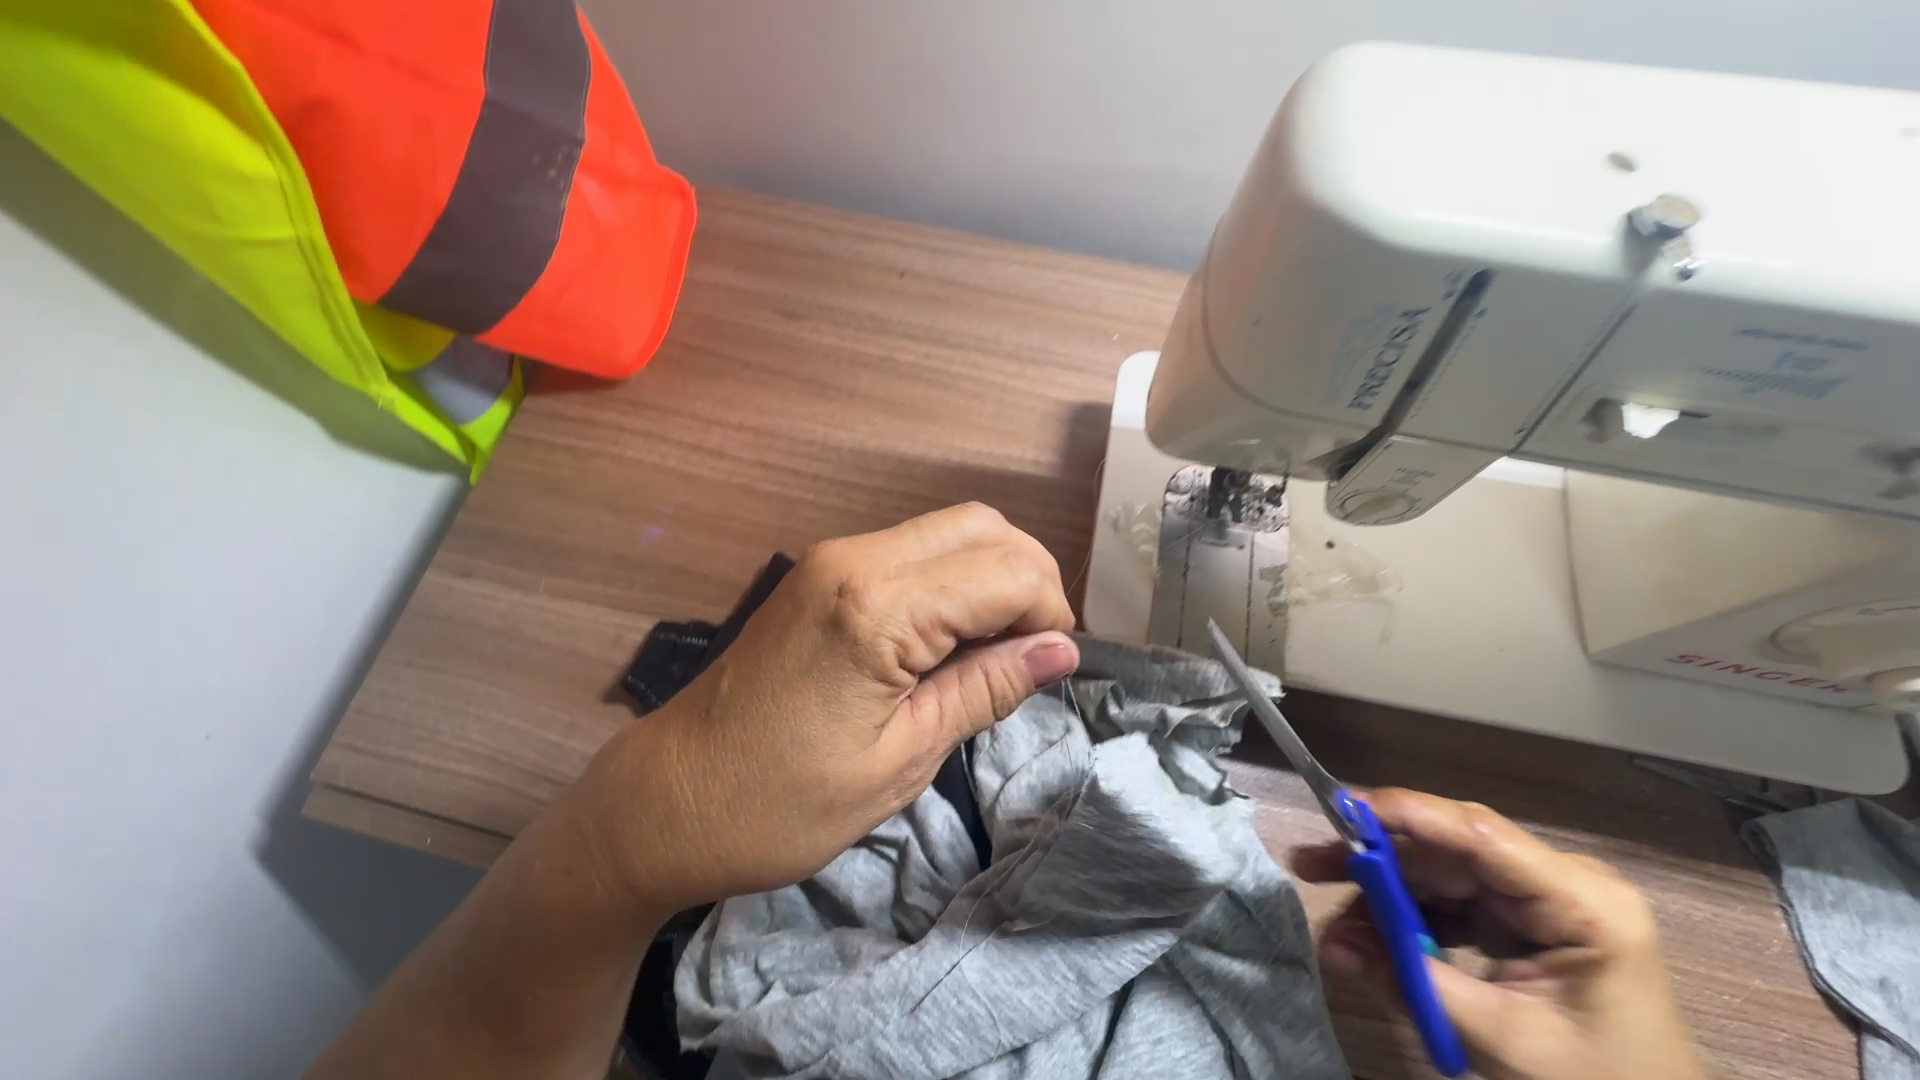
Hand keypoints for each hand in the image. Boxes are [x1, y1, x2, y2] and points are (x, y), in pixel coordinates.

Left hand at [571, 503, 1079, 912]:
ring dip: (992, 577)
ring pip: (951, 529)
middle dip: (1030, 582)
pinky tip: (948, 640)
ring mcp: (831, 557)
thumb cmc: (779, 805)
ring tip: (992, 653)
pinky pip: (913, 550)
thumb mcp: (900, 761)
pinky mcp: (820, 571)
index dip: (1049, 615)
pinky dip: (952, 580)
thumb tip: (1062, 650)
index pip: (1008, 571)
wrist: (666, 801)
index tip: (1048, 670)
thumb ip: (985, 689)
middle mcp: (855, 558)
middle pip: (985, 527)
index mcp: (876, 608)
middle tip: (1028, 656)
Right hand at [1292, 789, 1707, 1079]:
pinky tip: (1369, 938)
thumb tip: (1331, 944)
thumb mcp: (1503, 1039)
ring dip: (1384, 893)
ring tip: (1333, 922)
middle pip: (1448, 848)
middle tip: (1308, 866)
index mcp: (1581, 902)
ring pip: (1440, 871)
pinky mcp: (1521, 917)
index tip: (1338, 809)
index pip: (1479, 834)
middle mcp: (1558, 882)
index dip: (1406, 813)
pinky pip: (1450, 901)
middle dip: (1376, 858)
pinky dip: (1407, 919)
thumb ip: (1413, 982)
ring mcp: (1538, 898)